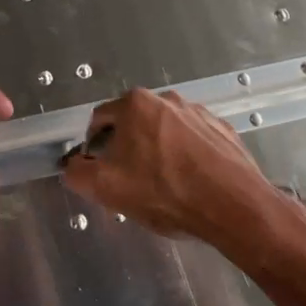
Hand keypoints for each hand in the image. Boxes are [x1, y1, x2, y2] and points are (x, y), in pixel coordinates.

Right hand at [61, 88, 277, 242]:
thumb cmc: (164, 192)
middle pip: (133, 124)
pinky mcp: (223, 130)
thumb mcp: (106, 188)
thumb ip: (77, 173)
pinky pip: (194, 141)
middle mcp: (167, 98)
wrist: (233, 206)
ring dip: (159, 152)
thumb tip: (72, 166)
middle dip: (128, 150)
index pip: (99, 121)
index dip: (94, 149)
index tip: (103, 174)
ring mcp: (199, 112)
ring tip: (166, 187)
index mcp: (135, 104)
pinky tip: (192, 184)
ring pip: (165, 132)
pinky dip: (188, 157)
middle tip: (133, 183)